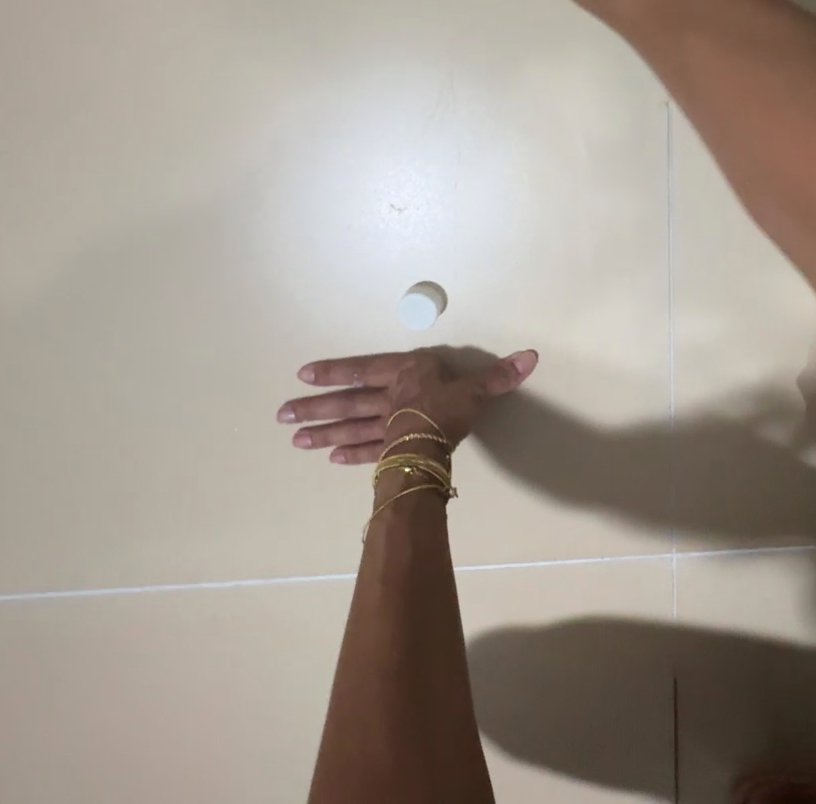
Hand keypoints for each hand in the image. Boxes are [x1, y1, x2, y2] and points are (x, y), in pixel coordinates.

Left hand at [279, 348, 539, 464]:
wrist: (435, 440)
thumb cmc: (450, 407)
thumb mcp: (476, 387)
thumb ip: (498, 375)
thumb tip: (532, 356)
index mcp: (404, 375)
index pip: (364, 369)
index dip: (335, 371)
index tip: (304, 375)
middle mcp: (388, 398)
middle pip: (347, 401)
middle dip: (315, 407)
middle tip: (283, 414)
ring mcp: (385, 426)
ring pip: (348, 426)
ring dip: (322, 432)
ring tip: (294, 439)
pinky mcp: (390, 451)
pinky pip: (366, 452)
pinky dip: (349, 454)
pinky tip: (330, 459)